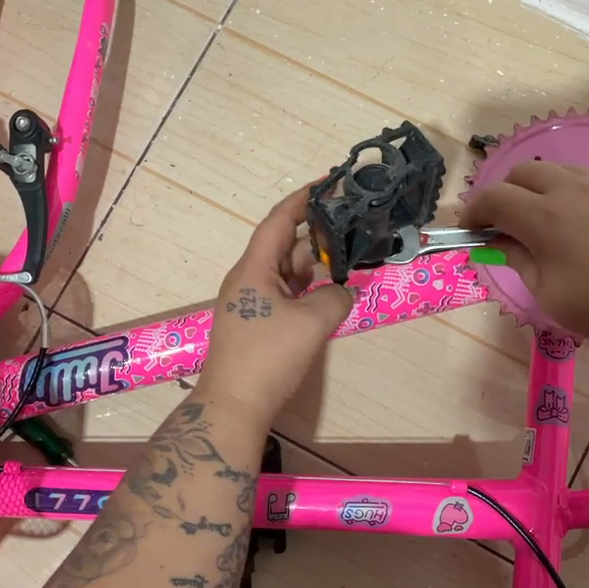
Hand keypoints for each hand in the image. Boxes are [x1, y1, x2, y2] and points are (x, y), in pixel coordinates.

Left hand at [197, 190, 354, 427]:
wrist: (234, 405)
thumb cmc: (267, 357)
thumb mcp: (311, 323)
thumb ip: (335, 297)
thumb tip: (342, 292)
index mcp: (253, 268)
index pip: (279, 220)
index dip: (304, 199)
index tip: (330, 182)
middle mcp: (249, 280)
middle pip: (285, 245)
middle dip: (318, 235)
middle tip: (354, 227)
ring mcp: (251, 304)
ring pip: (288, 273)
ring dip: (316, 267)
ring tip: (351, 259)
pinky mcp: (257, 325)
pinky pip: (287, 296)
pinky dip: (309, 291)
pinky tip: (332, 294)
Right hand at [460, 161, 588, 363]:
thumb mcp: (550, 294)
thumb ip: (519, 260)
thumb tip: (499, 242)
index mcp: (545, 217)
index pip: (494, 198)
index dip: (473, 213)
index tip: (468, 232)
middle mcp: (572, 189)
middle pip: (522, 173)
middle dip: (502, 195)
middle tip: (500, 227)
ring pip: (555, 170)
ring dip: (535, 189)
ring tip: (537, 224)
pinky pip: (584, 179)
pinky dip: (565, 192)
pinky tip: (574, 225)